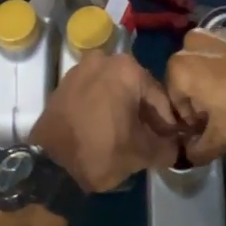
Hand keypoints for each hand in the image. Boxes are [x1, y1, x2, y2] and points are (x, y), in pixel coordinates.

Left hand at [29, 51, 178, 191]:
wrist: (50, 165)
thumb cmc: (101, 151)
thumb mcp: (141, 154)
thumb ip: (166, 148)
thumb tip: (175, 148)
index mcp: (127, 69)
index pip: (159, 97)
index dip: (167, 122)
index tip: (171, 141)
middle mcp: (104, 60)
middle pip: (136, 90)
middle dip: (145, 114)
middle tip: (151, 139)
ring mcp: (81, 69)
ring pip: (114, 90)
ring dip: (124, 110)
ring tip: (129, 136)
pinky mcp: (65, 84)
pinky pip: (94, 93)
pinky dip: (104, 108)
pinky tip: (108, 129)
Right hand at [166, 30, 225, 161]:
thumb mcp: (224, 137)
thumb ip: (200, 150)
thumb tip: (189, 157)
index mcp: (180, 68)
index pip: (175, 104)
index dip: (190, 124)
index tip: (207, 133)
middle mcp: (191, 45)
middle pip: (188, 82)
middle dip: (200, 103)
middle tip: (222, 121)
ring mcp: (216, 35)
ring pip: (205, 68)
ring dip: (213, 87)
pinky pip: (223, 57)